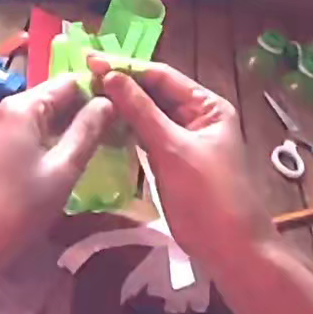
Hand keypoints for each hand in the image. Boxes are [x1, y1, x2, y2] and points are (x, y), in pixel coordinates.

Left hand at [0, 74, 112, 281]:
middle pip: (54, 97)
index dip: (98, 92)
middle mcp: (7, 107)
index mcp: (22, 106)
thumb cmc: (18, 206)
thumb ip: (87, 132)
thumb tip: (108, 102)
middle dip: (85, 111)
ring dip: (70, 127)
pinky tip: (71, 157)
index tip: (126, 108)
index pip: (68, 82)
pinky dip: (51, 139)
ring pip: (42, 116)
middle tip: (121, 130)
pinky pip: (29, 131)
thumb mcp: (62, 170)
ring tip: (105, 144)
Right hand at [94, 59, 275, 272]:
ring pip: (144, 112)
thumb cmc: (208, 195)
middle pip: (151, 92)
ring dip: (118, 105)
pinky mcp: (168, 157)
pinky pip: (142, 133)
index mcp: (206, 106)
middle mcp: (194, 115)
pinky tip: (99, 123)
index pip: (161, 76)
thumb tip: (109, 74)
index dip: (126, 68)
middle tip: (82, 79)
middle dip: (120, 85)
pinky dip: (123, 127)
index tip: (91, 62)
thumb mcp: (172, 148)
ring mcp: (180, 137)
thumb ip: (140, 109)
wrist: (230, 251)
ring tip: (85, 97)